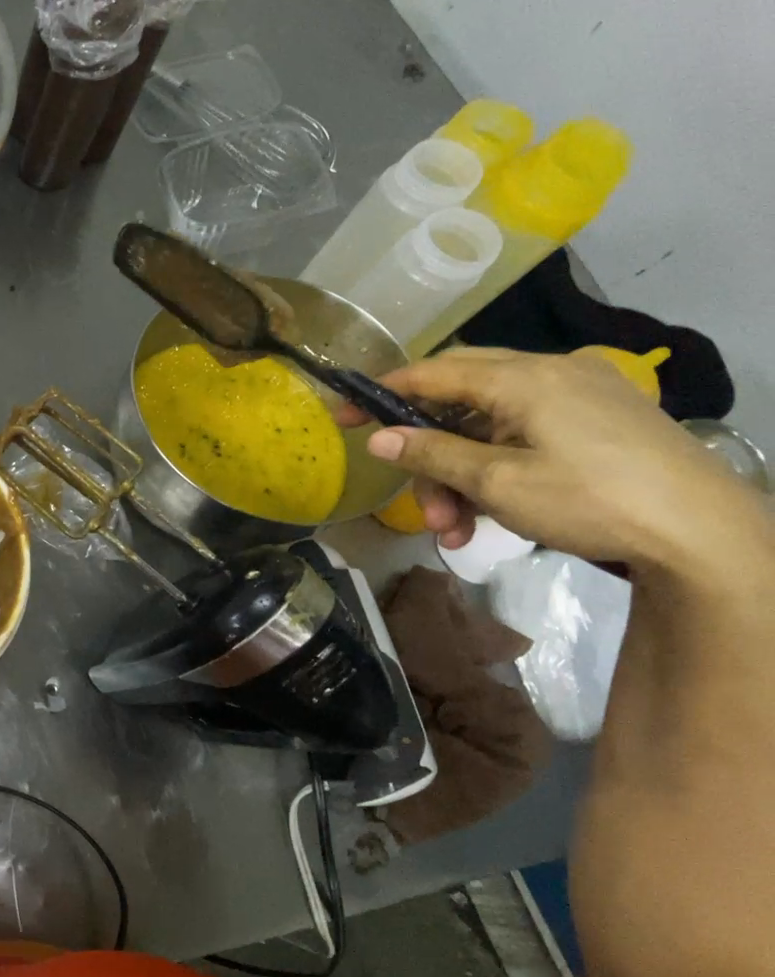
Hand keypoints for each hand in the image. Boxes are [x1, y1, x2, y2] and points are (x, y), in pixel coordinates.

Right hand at [348, 347, 763, 572]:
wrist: (702, 533)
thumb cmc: (590, 500)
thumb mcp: (497, 483)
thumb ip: (432, 455)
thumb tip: (379, 437)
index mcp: (525, 379)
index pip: (432, 373)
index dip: (382, 393)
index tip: (342, 415)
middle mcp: (552, 374)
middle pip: (459, 396)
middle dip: (425, 448)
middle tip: (407, 492)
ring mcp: (582, 396)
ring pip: (489, 424)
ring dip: (459, 475)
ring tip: (453, 529)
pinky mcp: (601, 422)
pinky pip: (524, 434)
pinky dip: (495, 470)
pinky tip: (488, 515)